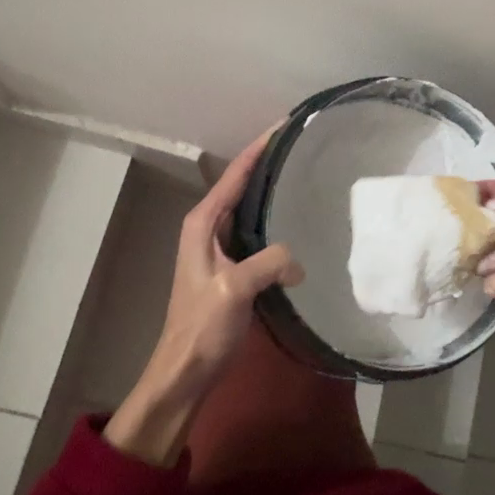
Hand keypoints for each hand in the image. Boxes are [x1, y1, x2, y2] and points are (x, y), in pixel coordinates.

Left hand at [104, 128, 302, 464]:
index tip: (286, 124)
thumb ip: (269, 263)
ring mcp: (219, 248)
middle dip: (270, 165)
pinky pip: (258, 235)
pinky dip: (277, 224)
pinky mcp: (232, 268)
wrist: (185, 369)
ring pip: (251, 210)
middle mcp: (208, 228)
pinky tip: (301, 226)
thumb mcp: (235, 289)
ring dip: (274, 195)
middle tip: (307, 148)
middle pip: (242, 186)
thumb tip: (298, 262)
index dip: (260, 147)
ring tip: (309, 178)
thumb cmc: (202, 327)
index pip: (235, 174)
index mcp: (202, 223)